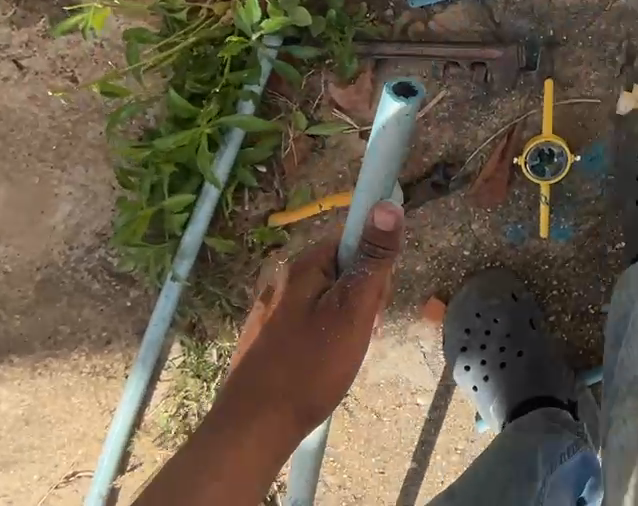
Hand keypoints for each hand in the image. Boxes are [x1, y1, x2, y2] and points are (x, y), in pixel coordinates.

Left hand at [210, 200, 406, 443]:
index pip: (354, 239)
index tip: (376, 298)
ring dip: (346, 318)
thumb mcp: (354, 309)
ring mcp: (271, 311)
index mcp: (303, 265)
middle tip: (363, 329)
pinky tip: (325, 363)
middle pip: (342, 269)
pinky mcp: (266, 338)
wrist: (250, 433)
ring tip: (345, 351)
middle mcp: (283, 279)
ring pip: (328, 298)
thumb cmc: (310, 367)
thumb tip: (386, 205)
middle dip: (362, 295)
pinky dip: (325, 336)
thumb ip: (374, 257)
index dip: (375, 264)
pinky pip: (310, 321)